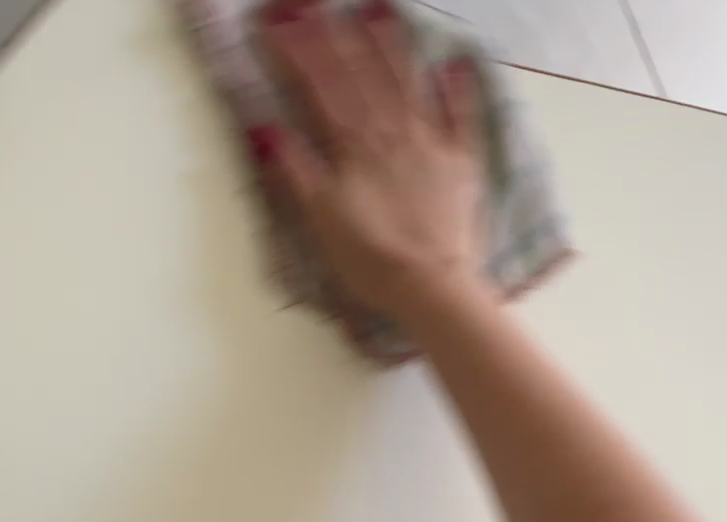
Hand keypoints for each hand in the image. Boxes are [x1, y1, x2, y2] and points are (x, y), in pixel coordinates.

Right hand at [254, 0, 492, 322]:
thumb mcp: (323, 221)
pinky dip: (457, 89)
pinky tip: (453, 64)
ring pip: (407, 82)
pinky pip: (461, 117)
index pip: (321, 87)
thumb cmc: (372, 262)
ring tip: (376, 10)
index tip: (276, 20)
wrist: (433, 288)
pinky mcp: (462, 163)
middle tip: (316, 3)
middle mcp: (392, 132)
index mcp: (355, 147)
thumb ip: (299, 171)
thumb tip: (265, 128)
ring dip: (389, 45)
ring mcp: (431, 143)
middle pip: (361, 74)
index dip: (298, 51)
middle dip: (335, 35)